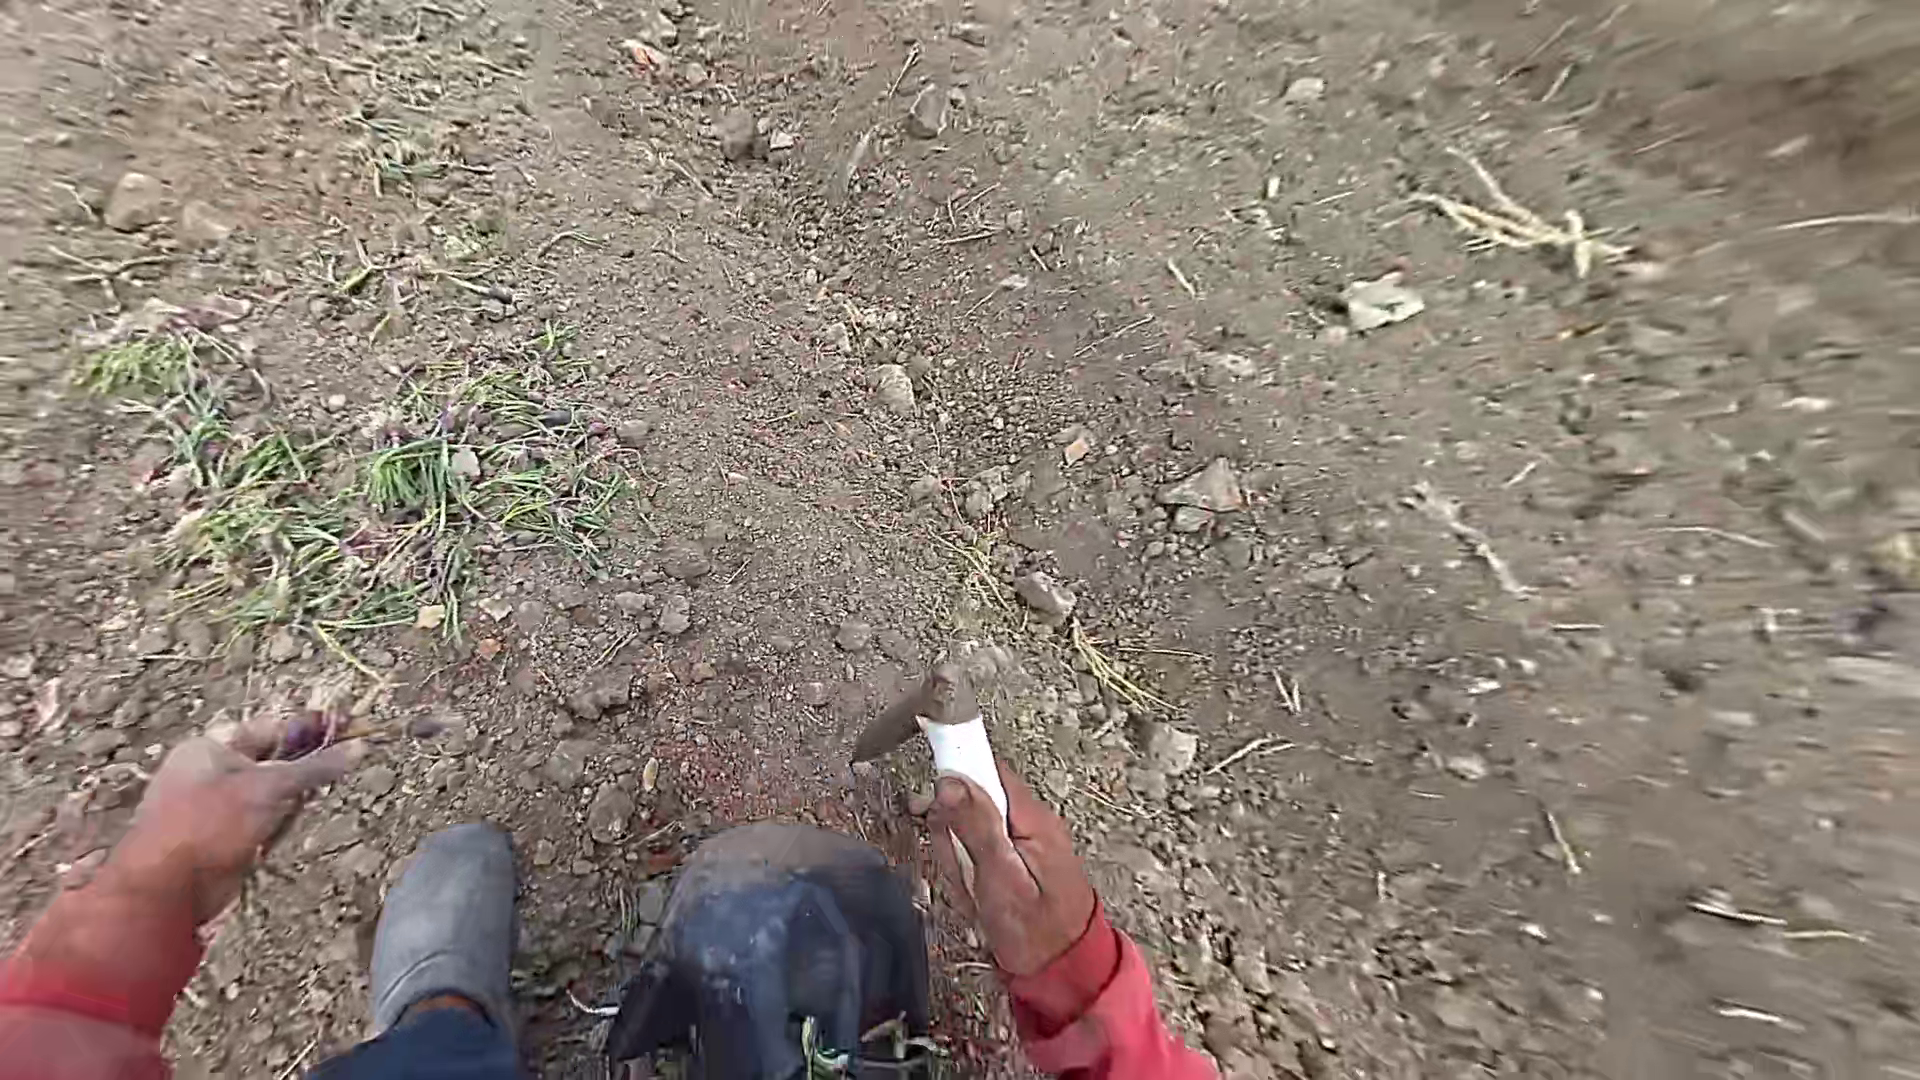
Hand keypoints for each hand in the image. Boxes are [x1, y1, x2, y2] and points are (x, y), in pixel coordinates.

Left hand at [108, 713, 363, 921]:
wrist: (162, 893)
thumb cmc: (209, 824)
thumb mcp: (272, 786)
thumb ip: (321, 763)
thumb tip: (363, 746)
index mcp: (212, 749)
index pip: (278, 726)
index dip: (317, 726)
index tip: (356, 725)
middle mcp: (215, 770)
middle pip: (283, 754)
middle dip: (313, 760)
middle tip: (345, 761)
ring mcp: (222, 800)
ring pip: (283, 782)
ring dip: (301, 791)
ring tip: (301, 803)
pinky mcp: (231, 826)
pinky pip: (275, 807)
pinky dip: (288, 812)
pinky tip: (286, 822)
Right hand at [926, 762, 1096, 975]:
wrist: (1065, 979)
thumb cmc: (1038, 934)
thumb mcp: (1001, 878)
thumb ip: (976, 827)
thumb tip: (950, 781)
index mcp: (1029, 816)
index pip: (987, 768)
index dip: (957, 778)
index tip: (936, 803)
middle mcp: (1027, 821)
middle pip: (972, 801)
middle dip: (954, 836)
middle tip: (960, 870)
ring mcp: (1021, 841)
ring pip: (969, 830)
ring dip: (960, 862)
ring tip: (972, 893)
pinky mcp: (1013, 860)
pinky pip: (977, 853)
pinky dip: (969, 875)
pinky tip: (976, 899)